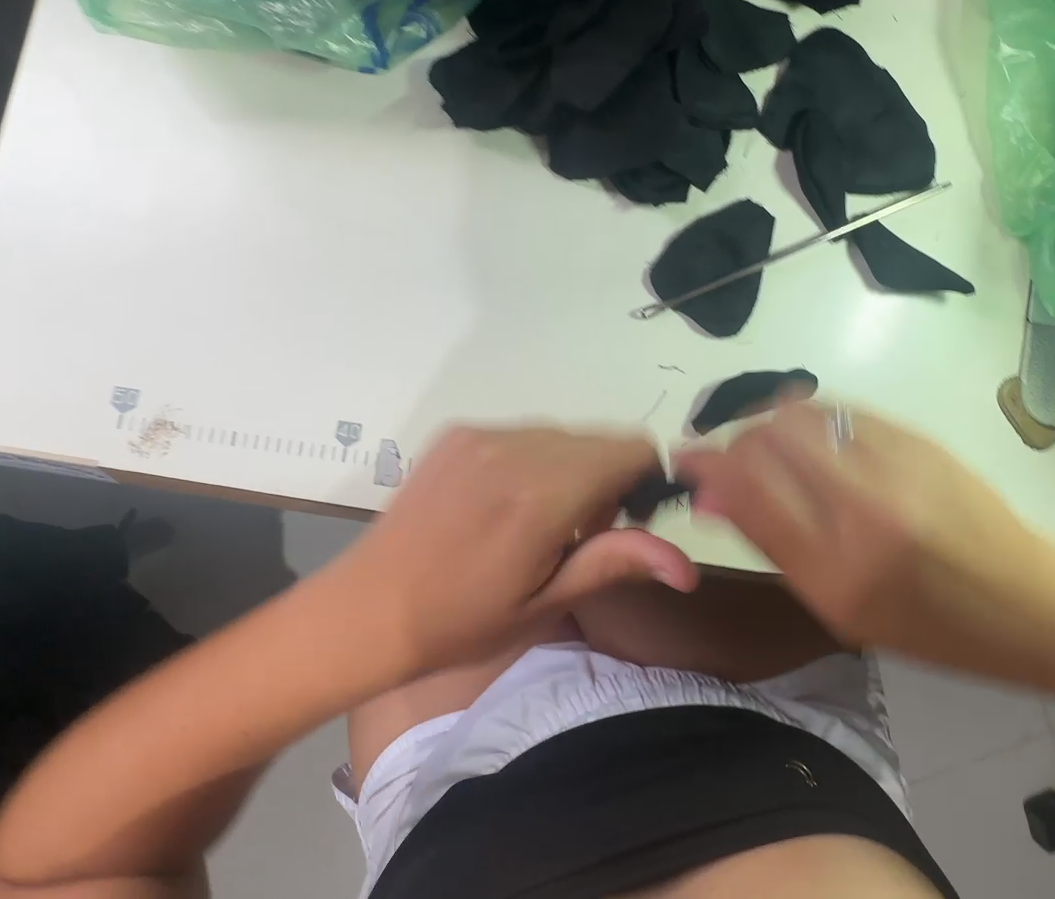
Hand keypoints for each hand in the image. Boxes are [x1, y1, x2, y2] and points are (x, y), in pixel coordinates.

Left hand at [334, 426, 699, 673]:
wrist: (367, 609)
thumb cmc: (461, 621)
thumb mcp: (546, 604)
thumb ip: (616, 562)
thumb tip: (687, 565)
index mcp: (543, 494)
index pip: (631, 448)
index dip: (644, 482)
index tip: (620, 524)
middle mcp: (515, 447)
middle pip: (598, 440)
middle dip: (606, 480)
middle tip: (573, 536)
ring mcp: (480, 434)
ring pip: (562, 435)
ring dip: (570, 469)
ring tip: (534, 523)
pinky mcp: (456, 432)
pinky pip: (522, 433)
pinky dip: (532, 460)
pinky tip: (501, 505)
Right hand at [674, 401, 1051, 649]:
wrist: (1033, 606)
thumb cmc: (931, 628)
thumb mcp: (842, 608)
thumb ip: (774, 542)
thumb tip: (711, 494)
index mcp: (835, 570)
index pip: (743, 488)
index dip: (704, 464)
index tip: (685, 460)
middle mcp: (861, 509)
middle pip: (765, 437)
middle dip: (734, 440)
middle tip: (732, 458)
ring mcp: (894, 466)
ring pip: (800, 412)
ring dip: (770, 422)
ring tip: (771, 445)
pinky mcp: (919, 439)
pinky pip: (841, 409)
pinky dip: (812, 417)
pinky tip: (816, 439)